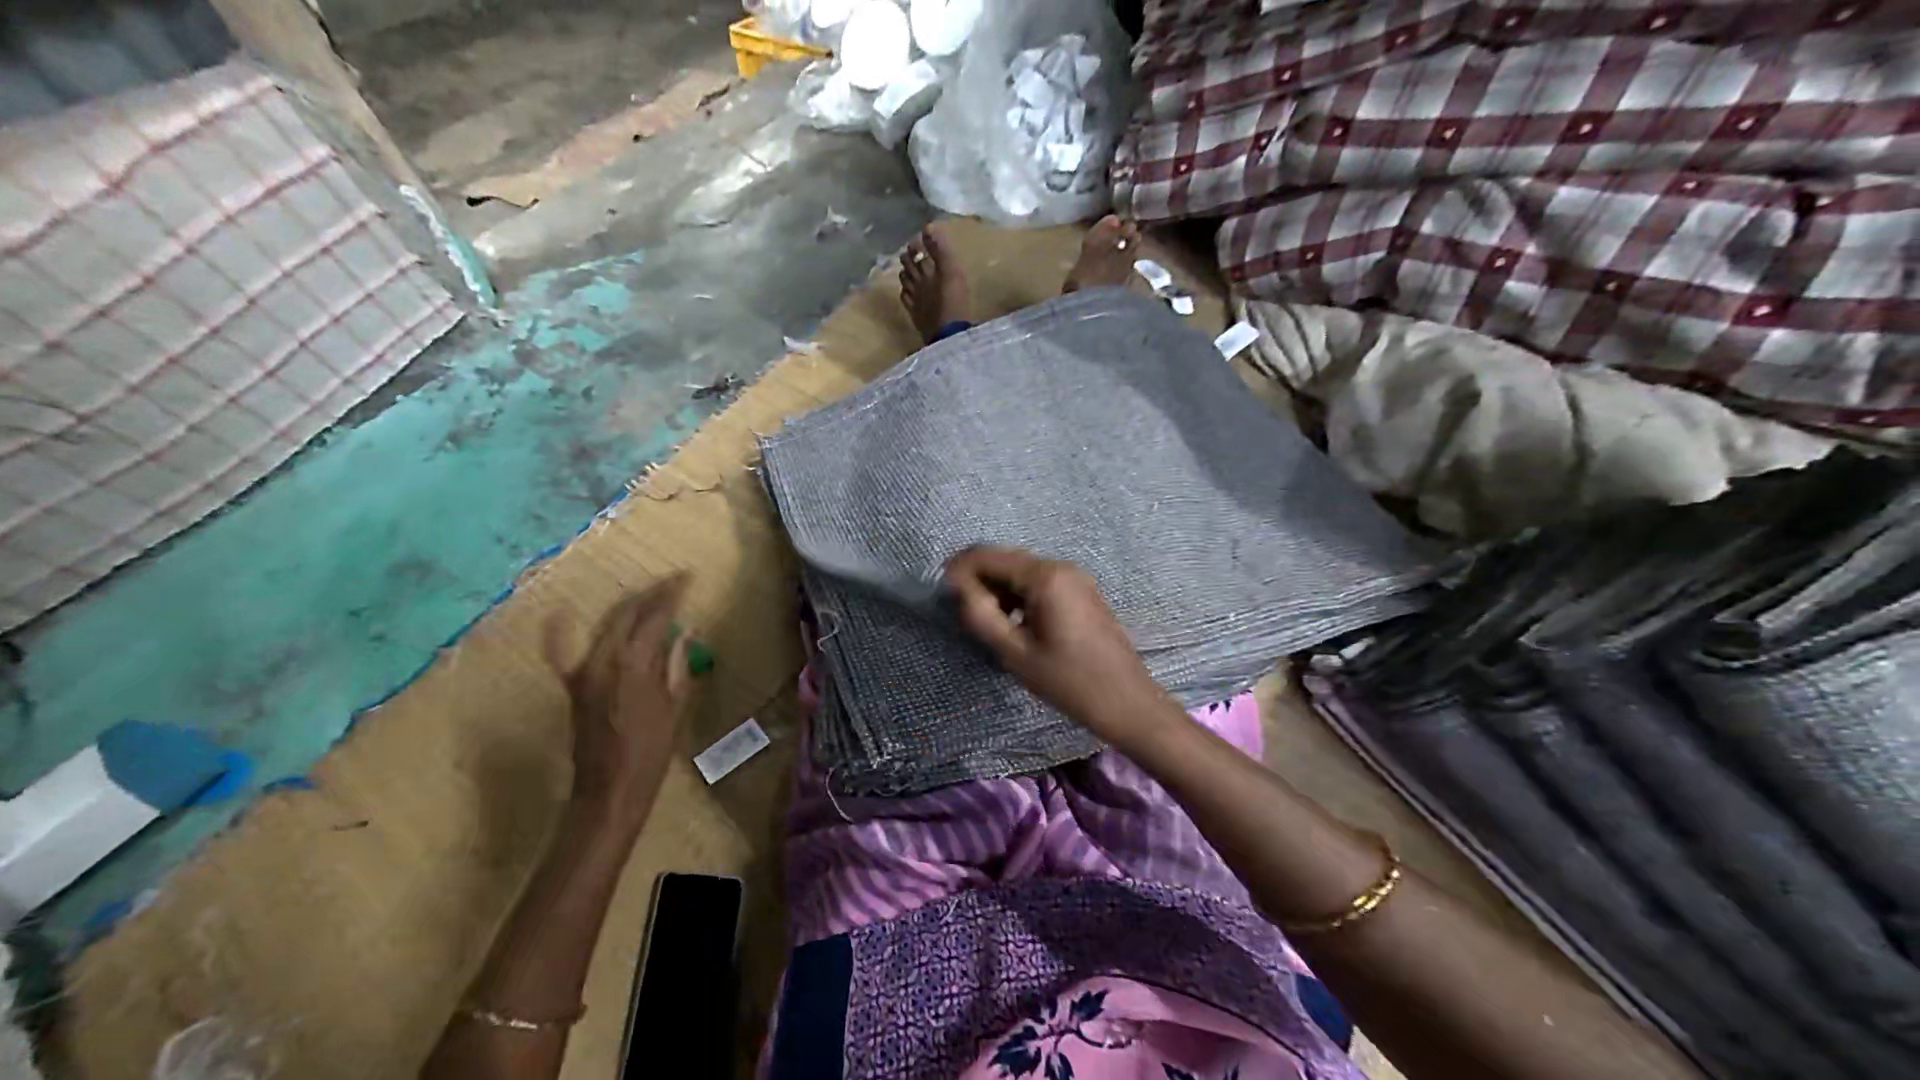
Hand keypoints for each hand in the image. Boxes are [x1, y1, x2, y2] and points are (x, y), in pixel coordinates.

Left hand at [546, 575, 692, 829]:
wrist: (610, 789)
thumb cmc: (652, 752)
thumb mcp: (675, 707)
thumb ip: (676, 665)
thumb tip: (686, 631)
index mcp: (636, 664)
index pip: (657, 617)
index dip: (673, 594)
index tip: (688, 578)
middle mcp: (606, 660)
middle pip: (629, 614)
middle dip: (652, 595)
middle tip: (673, 584)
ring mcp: (585, 671)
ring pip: (605, 626)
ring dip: (627, 608)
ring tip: (647, 597)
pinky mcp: (573, 685)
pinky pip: (561, 653)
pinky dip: (560, 632)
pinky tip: (563, 613)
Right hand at [943, 547, 1170, 740]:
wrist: (1127, 702)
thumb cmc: (1069, 681)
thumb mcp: (1016, 653)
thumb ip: (981, 616)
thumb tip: (959, 589)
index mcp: (1045, 577)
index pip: (988, 556)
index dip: (959, 571)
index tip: (942, 595)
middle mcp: (1061, 567)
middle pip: (1005, 559)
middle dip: (978, 580)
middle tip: (961, 612)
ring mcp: (1075, 578)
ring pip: (1021, 571)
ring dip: (998, 589)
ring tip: (986, 622)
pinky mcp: (1082, 592)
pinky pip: (1040, 583)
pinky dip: (1018, 595)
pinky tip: (1013, 623)